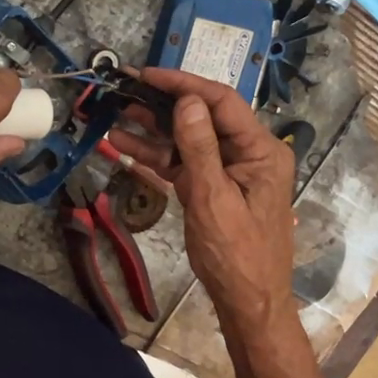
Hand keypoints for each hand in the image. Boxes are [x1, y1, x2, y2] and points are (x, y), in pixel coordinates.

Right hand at [107, 68, 295, 320]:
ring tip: (116, 116)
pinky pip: (183, 163)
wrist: (247, 302)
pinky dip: (156, 156)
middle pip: (202, 117)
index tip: (146, 75)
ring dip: (153, 129)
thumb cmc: (236, 254)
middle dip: (162, 104)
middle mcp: (248, 154)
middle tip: (123, 92)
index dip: (183, 84)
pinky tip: (125, 146)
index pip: (221, 102)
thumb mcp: (213, 198)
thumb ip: (199, 148)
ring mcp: (229, 172)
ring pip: (188, 140)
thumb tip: (186, 102)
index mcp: (261, 151)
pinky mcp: (212, 189)